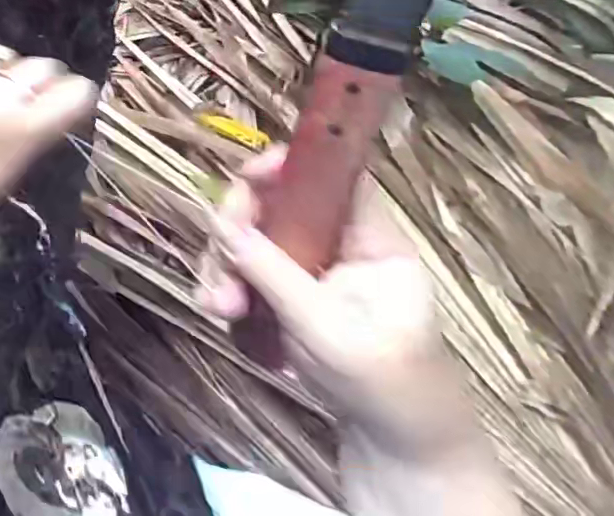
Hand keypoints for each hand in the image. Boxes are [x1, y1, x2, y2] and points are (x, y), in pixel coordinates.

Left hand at [0, 41, 95, 312]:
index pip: (78, 92)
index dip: (76, 96)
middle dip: (42, 82)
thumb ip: (32, 141)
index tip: (69, 102)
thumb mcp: (3, 178)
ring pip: (7, 55)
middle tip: (23, 101)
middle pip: (47, 67)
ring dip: (3, 72)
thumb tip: (48, 117)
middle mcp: (6, 92)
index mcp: (26, 127)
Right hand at [199, 147, 475, 461]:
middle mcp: (333, 243)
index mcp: (370, 242)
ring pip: (246, 235)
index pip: (331, 180)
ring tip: (218, 305)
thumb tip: (221, 223)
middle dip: (236, 229)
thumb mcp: (330, 329)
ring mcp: (304, 265)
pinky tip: (217, 310)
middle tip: (220, 259)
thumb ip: (274, 273)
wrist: (397, 448)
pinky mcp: (280, 288)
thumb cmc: (388, 386)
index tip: (249, 174)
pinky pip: (239, 267)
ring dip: (222, 264)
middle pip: (273, 203)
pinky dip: (222, 283)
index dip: (290, 165)